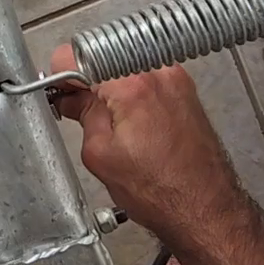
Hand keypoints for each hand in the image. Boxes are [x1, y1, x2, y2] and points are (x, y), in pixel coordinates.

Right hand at [48, 44, 239, 236]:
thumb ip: (81, 114)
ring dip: (106, 86)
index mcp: (132, 83)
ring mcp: (175, 79)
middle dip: (84, 81)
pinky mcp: (184, 90)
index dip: (59, 75)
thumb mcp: (99, 154)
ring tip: (102, 119)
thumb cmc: (163, 192)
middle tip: (74, 109)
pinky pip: (144, 78)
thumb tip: (71, 98)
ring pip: (123, 66)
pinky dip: (128, 92)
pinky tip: (124, 120)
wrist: (206, 210)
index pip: (76, 54)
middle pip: (102, 56)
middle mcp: (158, 72)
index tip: (56, 91)